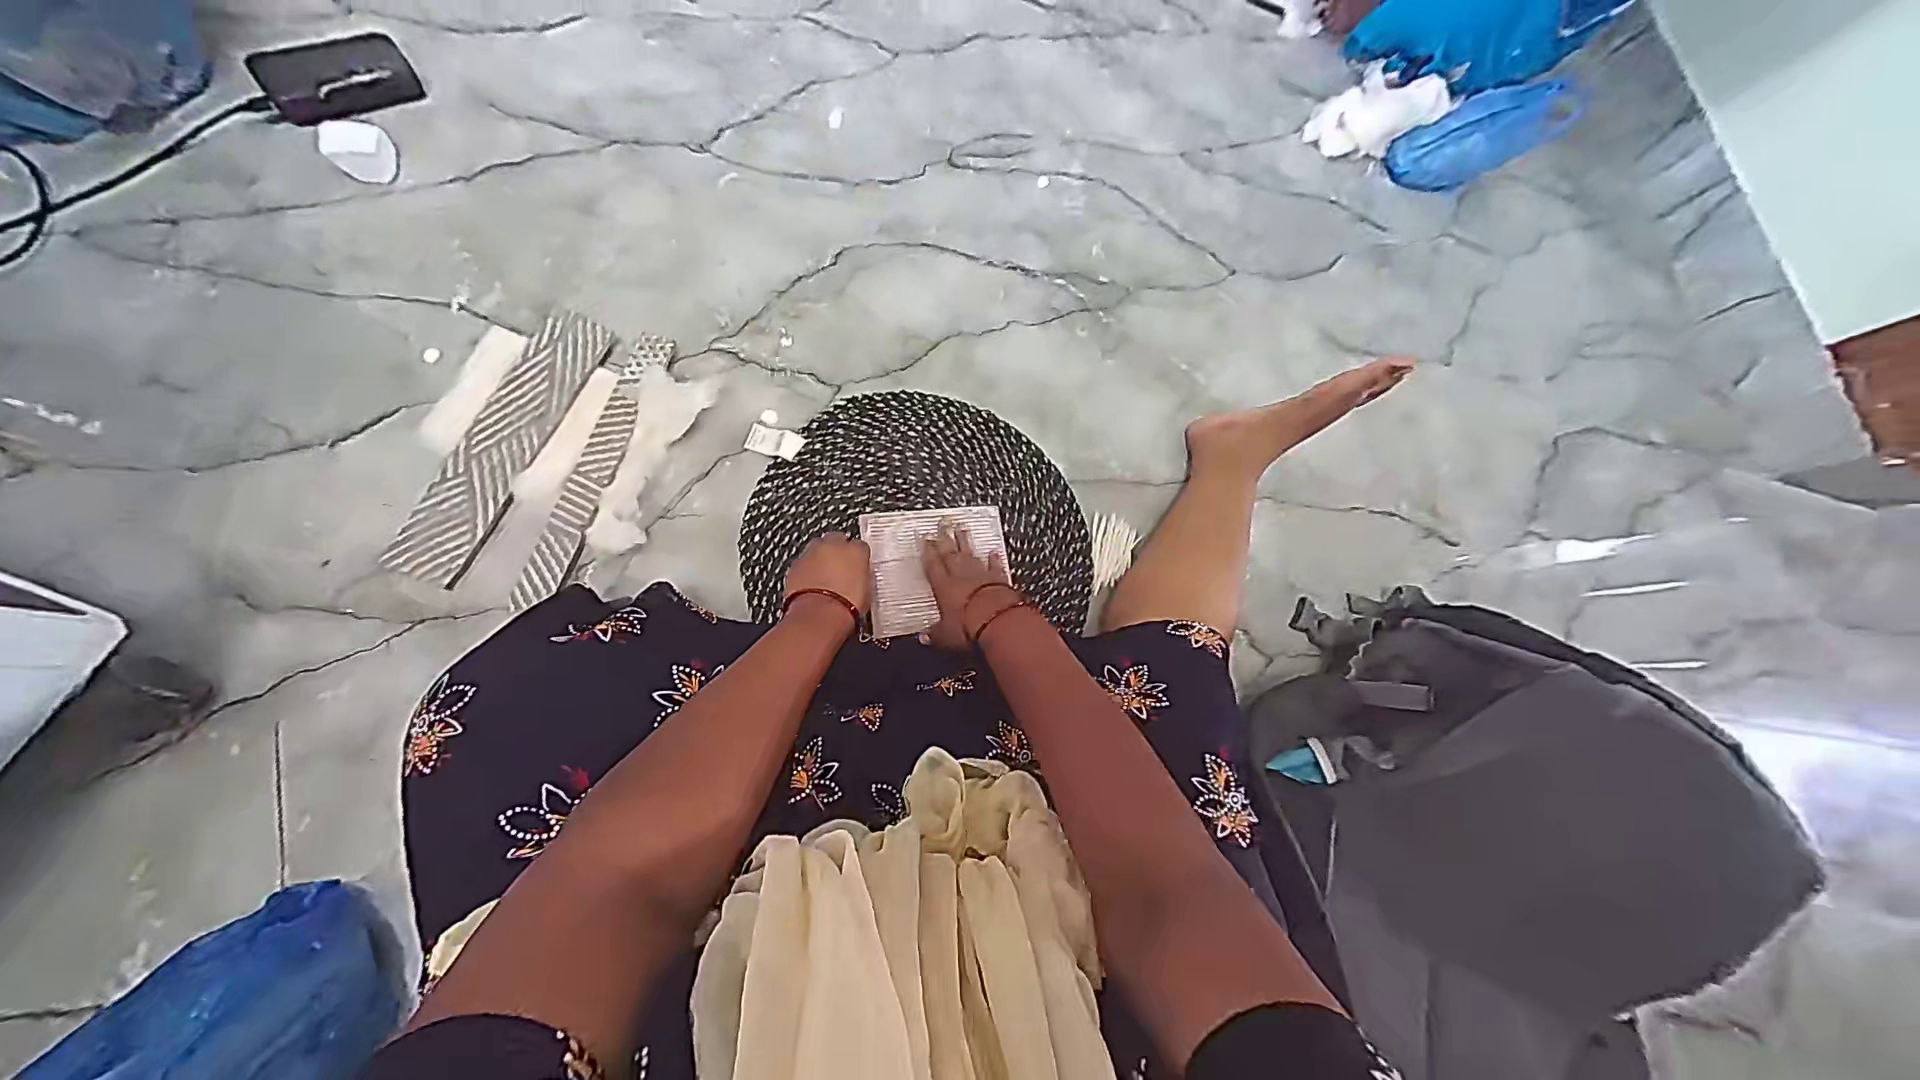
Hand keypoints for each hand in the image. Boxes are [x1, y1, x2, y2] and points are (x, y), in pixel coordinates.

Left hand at [783, 533, 870, 626]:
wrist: (819, 615)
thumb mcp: (866, 591)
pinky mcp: (796, 564)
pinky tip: (812, 584)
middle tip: (840, 568)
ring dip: (821, 558)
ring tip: (825, 577)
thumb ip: (861, 576)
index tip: (857, 567)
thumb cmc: (845, 606)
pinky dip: (807, 569)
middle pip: (836, 540)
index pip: (860, 546)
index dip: (858, 558)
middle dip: (837, 551)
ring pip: (817, 548)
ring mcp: (813, 553)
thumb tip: (858, 578)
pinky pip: (803, 562)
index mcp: (857, 551)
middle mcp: (834, 546)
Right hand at [920, 520, 1015, 650]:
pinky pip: (995, 566)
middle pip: (950, 554)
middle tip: (941, 526)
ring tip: (962, 530)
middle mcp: (961, 577)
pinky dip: (994, 559)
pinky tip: (993, 552)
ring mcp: (981, 576)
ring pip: (971, 554)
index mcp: (944, 587)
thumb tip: (925, 637)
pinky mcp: (999, 579)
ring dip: (965, 542)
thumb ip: (935, 634)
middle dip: (944, 540)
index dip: (928, 553)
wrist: (997, 622)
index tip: (925, 541)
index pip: (933, 566)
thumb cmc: (968, 627)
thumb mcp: (946, 636)